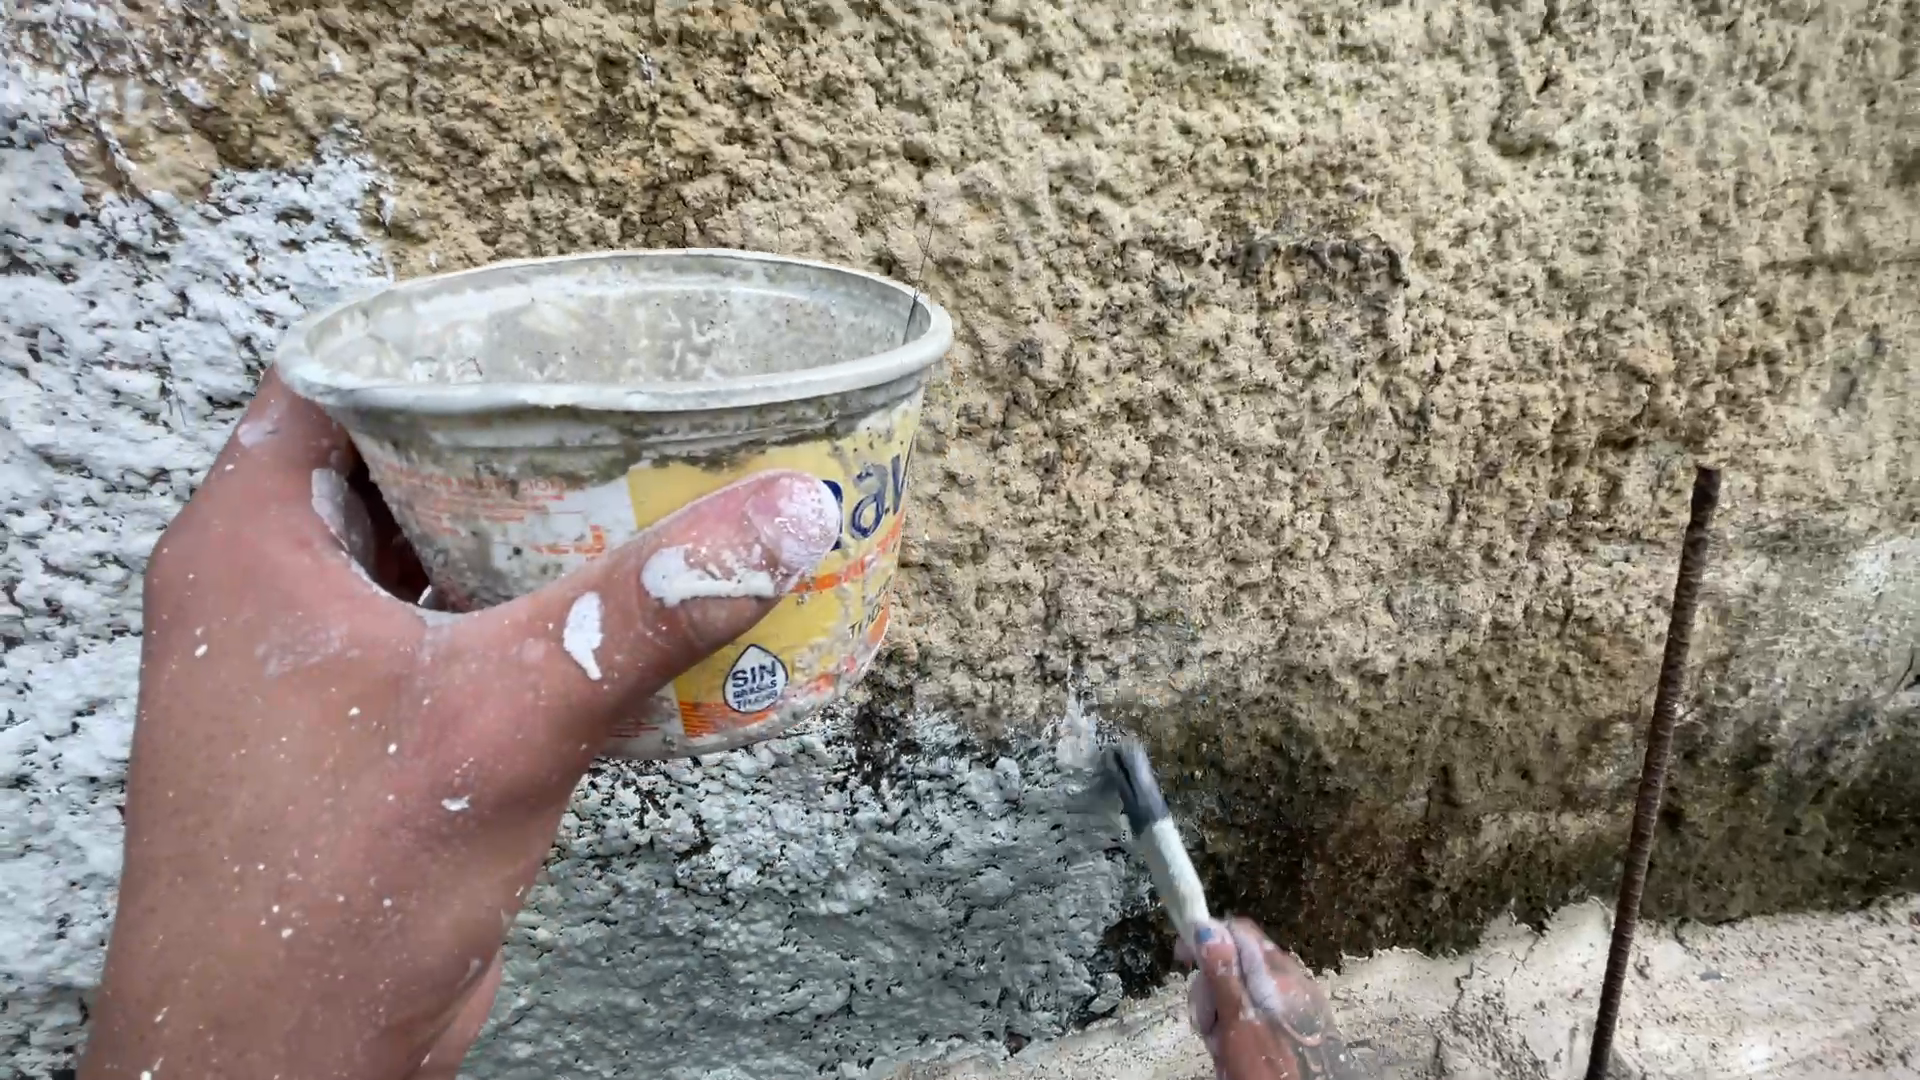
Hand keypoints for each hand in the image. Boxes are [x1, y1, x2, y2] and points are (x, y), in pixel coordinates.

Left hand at [79, 372, 841, 1079]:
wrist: (299, 1060)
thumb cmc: (337, 892)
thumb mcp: (511, 714)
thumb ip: (649, 609)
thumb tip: (787, 517)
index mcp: (254, 545)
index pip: (348, 379)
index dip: (454, 344)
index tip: (566, 337)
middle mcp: (293, 587)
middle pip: (427, 461)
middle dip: (534, 434)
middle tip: (644, 409)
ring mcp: (353, 654)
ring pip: (471, 546)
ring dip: (562, 524)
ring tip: (663, 488)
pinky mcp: (411, 712)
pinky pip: (498, 622)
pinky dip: (567, 604)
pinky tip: (645, 603)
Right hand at [1182, 918, 1366, 1079]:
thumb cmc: (1270, 1071)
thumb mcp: (1238, 1022)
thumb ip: (1222, 972)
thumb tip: (1204, 925)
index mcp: (1279, 973)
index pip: (1238, 931)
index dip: (1206, 937)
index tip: (1182, 960)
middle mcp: (1290, 982)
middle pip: (1236, 960)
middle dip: (1210, 986)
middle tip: (1204, 1021)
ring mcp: (1294, 1006)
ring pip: (1241, 989)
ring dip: (1220, 1011)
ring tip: (1218, 1044)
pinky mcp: (1294, 1029)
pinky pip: (1255, 1011)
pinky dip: (1237, 1025)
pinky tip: (1232, 1051)